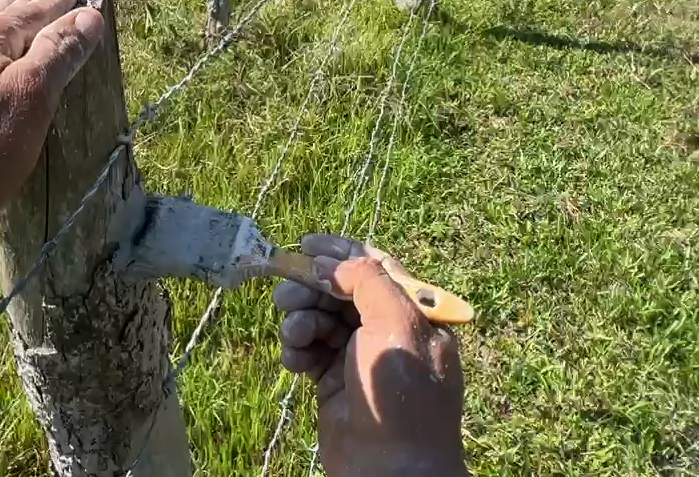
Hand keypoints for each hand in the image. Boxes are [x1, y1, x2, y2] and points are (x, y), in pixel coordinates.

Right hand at [275, 234, 465, 476]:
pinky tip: (294, 361)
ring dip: (300, 318)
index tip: (307, 244)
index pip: (374, 265)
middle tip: (285, 295)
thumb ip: (366, 279)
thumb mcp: (397, 325)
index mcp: (413, 315)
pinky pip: (309, 348)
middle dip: (311, 287)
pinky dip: (297, 349)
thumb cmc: (401, 397)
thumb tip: (330, 263)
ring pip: (320, 316)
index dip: (340, 251)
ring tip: (292, 334)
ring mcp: (359, 356)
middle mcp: (387, 331)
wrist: (387, 474)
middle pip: (340, 289)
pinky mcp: (333, 380)